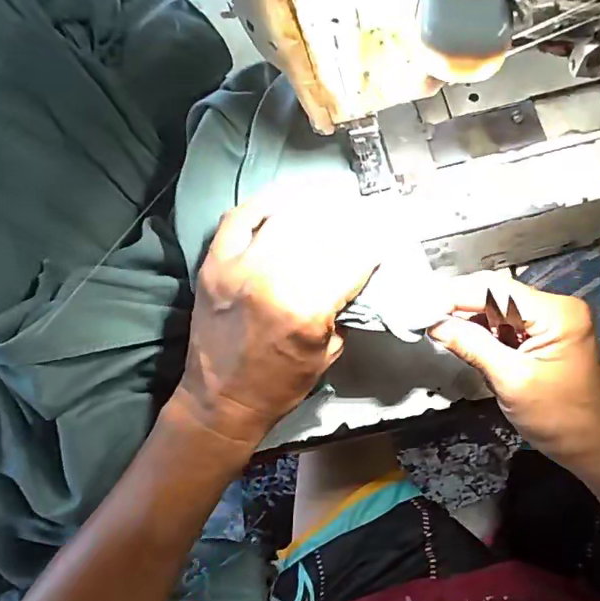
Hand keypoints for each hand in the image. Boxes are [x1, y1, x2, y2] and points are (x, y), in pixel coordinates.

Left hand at [173, 197, 379, 448]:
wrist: (222, 400)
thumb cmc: (280, 385)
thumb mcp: (328, 351)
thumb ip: (343, 309)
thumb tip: (356, 274)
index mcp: (307, 310)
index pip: (353, 259)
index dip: (374, 244)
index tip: (384, 235)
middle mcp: (273, 281)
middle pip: (322, 232)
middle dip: (349, 221)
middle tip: (361, 216)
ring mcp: (239, 267)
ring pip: (285, 218)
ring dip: (313, 206)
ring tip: (329, 202)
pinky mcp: (214, 263)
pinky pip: (239, 218)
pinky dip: (263, 204)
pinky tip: (283, 200)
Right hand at [427, 272, 599, 470]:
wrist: (591, 446)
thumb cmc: (559, 419)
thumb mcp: (511, 381)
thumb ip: (472, 346)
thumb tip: (435, 323)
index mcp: (558, 313)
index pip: (496, 290)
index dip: (456, 296)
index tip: (423, 306)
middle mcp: (557, 308)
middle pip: (497, 294)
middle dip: (461, 307)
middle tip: (426, 318)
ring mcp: (552, 321)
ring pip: (498, 308)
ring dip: (470, 321)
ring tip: (440, 330)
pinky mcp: (545, 335)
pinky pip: (506, 324)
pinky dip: (484, 333)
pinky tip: (465, 342)